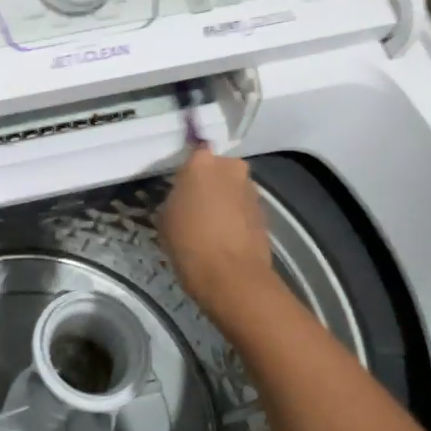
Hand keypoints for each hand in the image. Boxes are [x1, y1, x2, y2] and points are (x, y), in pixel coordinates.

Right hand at [157, 146, 278, 318]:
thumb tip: (184, 198)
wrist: (231, 277)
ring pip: (233, 189)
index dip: (187, 171)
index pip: (194, 153)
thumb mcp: (165, 217)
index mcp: (202, 163)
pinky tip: (224, 237)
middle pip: (218, 169)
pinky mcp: (265, 213)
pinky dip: (236, 217)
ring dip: (224, 200)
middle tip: (194, 204)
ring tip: (209, 224)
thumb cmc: (188, 241)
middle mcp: (232, 169)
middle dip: (209, 183)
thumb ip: (176, 197)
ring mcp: (252, 191)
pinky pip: (244, 208)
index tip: (179, 186)